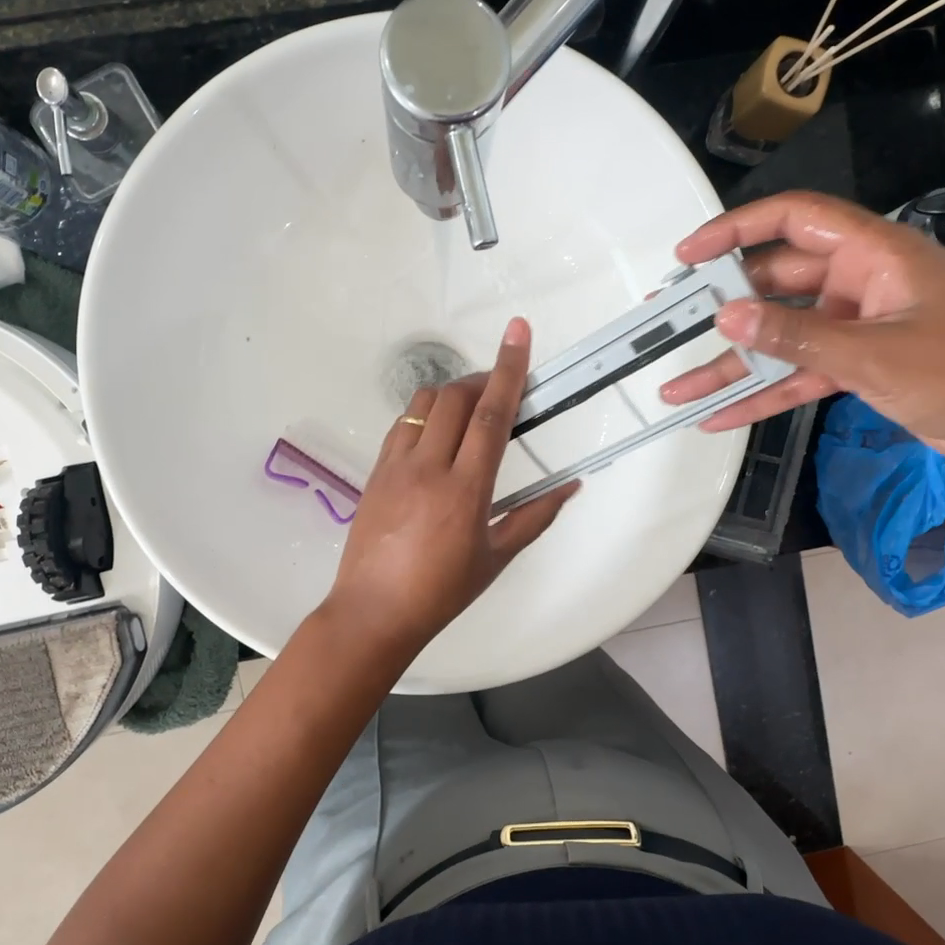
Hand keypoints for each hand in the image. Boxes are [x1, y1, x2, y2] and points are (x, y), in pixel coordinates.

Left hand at [323, 317, 578, 650]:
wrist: (373, 611)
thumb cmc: (441, 592)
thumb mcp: (496, 558)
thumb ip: (535, 517)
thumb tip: (571, 486)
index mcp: (465, 490)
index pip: (490, 415)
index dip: (508, 370)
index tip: (518, 333)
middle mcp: (428, 468)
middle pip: (455, 398)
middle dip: (481, 380)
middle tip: (500, 388)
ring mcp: (395, 467)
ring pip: (423, 405)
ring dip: (451, 394)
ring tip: (469, 409)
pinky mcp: (375, 472)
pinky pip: (401, 426)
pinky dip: (424, 416)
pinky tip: (436, 435)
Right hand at [659, 192, 944, 465]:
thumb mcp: (875, 353)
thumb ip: (796, 337)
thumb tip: (727, 317)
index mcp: (874, 254)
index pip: (794, 222)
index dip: (735, 230)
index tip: (687, 256)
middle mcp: (861, 284)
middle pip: (776, 288)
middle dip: (722, 313)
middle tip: (668, 330)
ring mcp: (860, 328)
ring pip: (781, 341)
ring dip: (734, 368)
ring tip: (678, 391)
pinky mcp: (863, 368)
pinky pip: (801, 377)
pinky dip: (766, 396)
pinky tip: (722, 416)